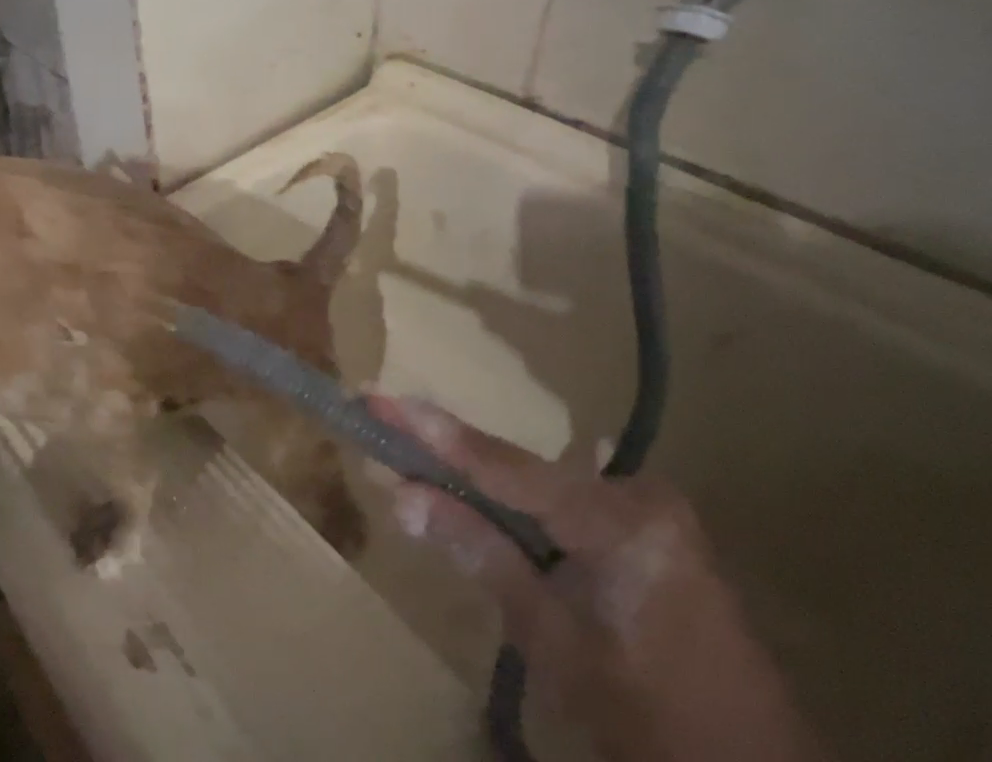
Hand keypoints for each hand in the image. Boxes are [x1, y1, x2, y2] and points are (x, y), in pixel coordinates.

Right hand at [369, 396, 826, 761]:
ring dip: (476, 477)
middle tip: (385, 421)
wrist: (744, 761)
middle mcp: (640, 498)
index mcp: (622, 521)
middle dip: (450, 451)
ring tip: (410, 453)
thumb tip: (401, 495)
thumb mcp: (549, 633)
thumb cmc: (640, 703)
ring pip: (540, 483)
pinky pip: (563, 501)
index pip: (509, 468)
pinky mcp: (651, 531)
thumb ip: (479, 552)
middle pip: (522, 468)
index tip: (380, 399)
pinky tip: (471, 493)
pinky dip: (513, 501)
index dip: (438, 435)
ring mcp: (652, 512)